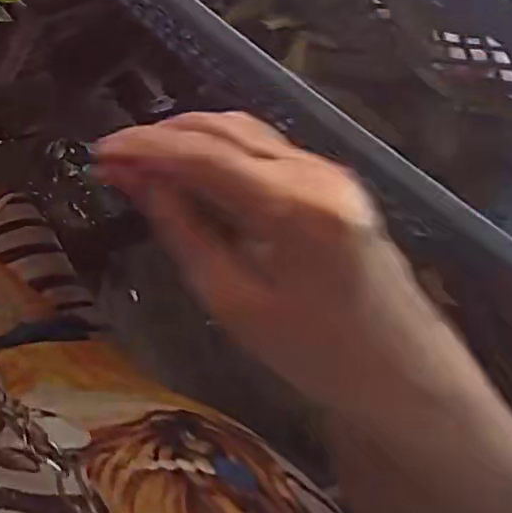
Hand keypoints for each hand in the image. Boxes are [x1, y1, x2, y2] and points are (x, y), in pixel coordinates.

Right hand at [95, 112, 474, 423]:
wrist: (414, 386)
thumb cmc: (315, 352)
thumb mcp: (227, 294)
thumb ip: (175, 222)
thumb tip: (126, 174)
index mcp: (293, 206)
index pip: (198, 152)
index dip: (139, 145)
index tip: (96, 152)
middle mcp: (314, 173)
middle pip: (215, 128)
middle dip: (154, 137)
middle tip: (111, 159)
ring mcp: (327, 172)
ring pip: (234, 126)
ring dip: (179, 135)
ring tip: (138, 159)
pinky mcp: (329, 179)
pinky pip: (255, 142)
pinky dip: (208, 143)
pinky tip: (182, 163)